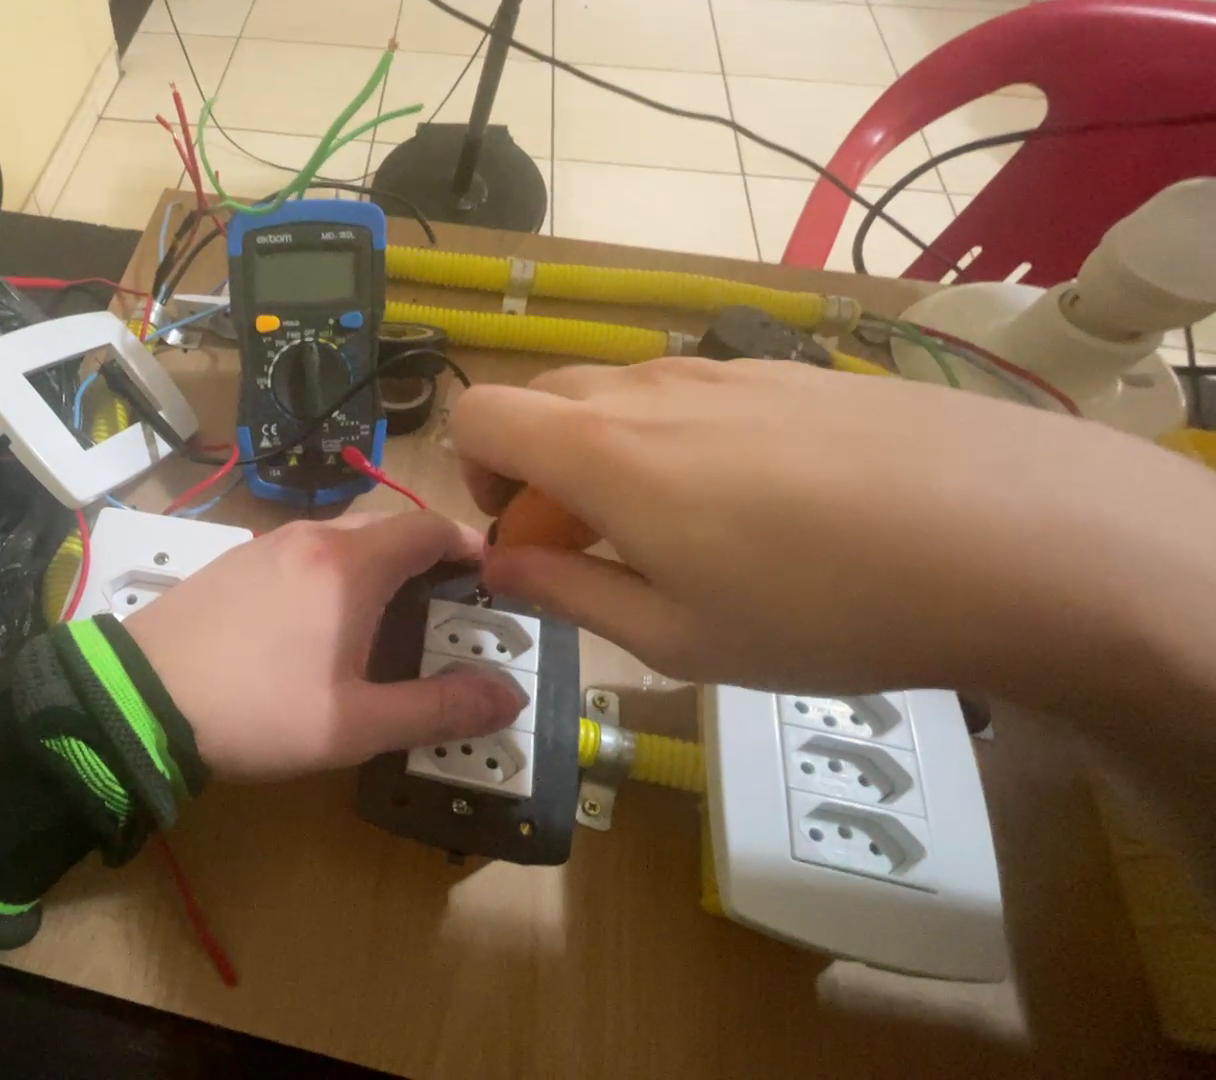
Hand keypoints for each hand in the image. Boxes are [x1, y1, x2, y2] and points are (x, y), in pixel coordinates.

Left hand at [124, 512, 528, 780]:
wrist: (140, 696)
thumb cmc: (257, 711)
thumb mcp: (356, 724)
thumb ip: (438, 708)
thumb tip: (510, 696)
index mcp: (350, 564)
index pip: (429, 529)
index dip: (468, 545)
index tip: (491, 575)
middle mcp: (310, 537)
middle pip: (387, 527)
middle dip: (424, 557)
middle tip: (442, 604)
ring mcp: (265, 544)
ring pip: (341, 537)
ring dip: (376, 564)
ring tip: (384, 615)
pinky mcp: (234, 562)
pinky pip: (301, 551)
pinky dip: (331, 571)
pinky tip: (316, 619)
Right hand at [450, 357, 1215, 703]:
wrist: (1034, 540)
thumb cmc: (822, 609)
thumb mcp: (671, 635)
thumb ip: (562, 591)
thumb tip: (498, 565)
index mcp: (600, 452)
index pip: (477, 414)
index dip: (472, 471)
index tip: (519, 529)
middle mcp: (644, 391)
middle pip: (537, 400)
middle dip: (530, 465)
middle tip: (585, 536)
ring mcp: (718, 372)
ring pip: (610, 395)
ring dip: (599, 452)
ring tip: (671, 523)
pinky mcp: (784, 371)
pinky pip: (684, 393)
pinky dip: (668, 437)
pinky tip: (749, 497)